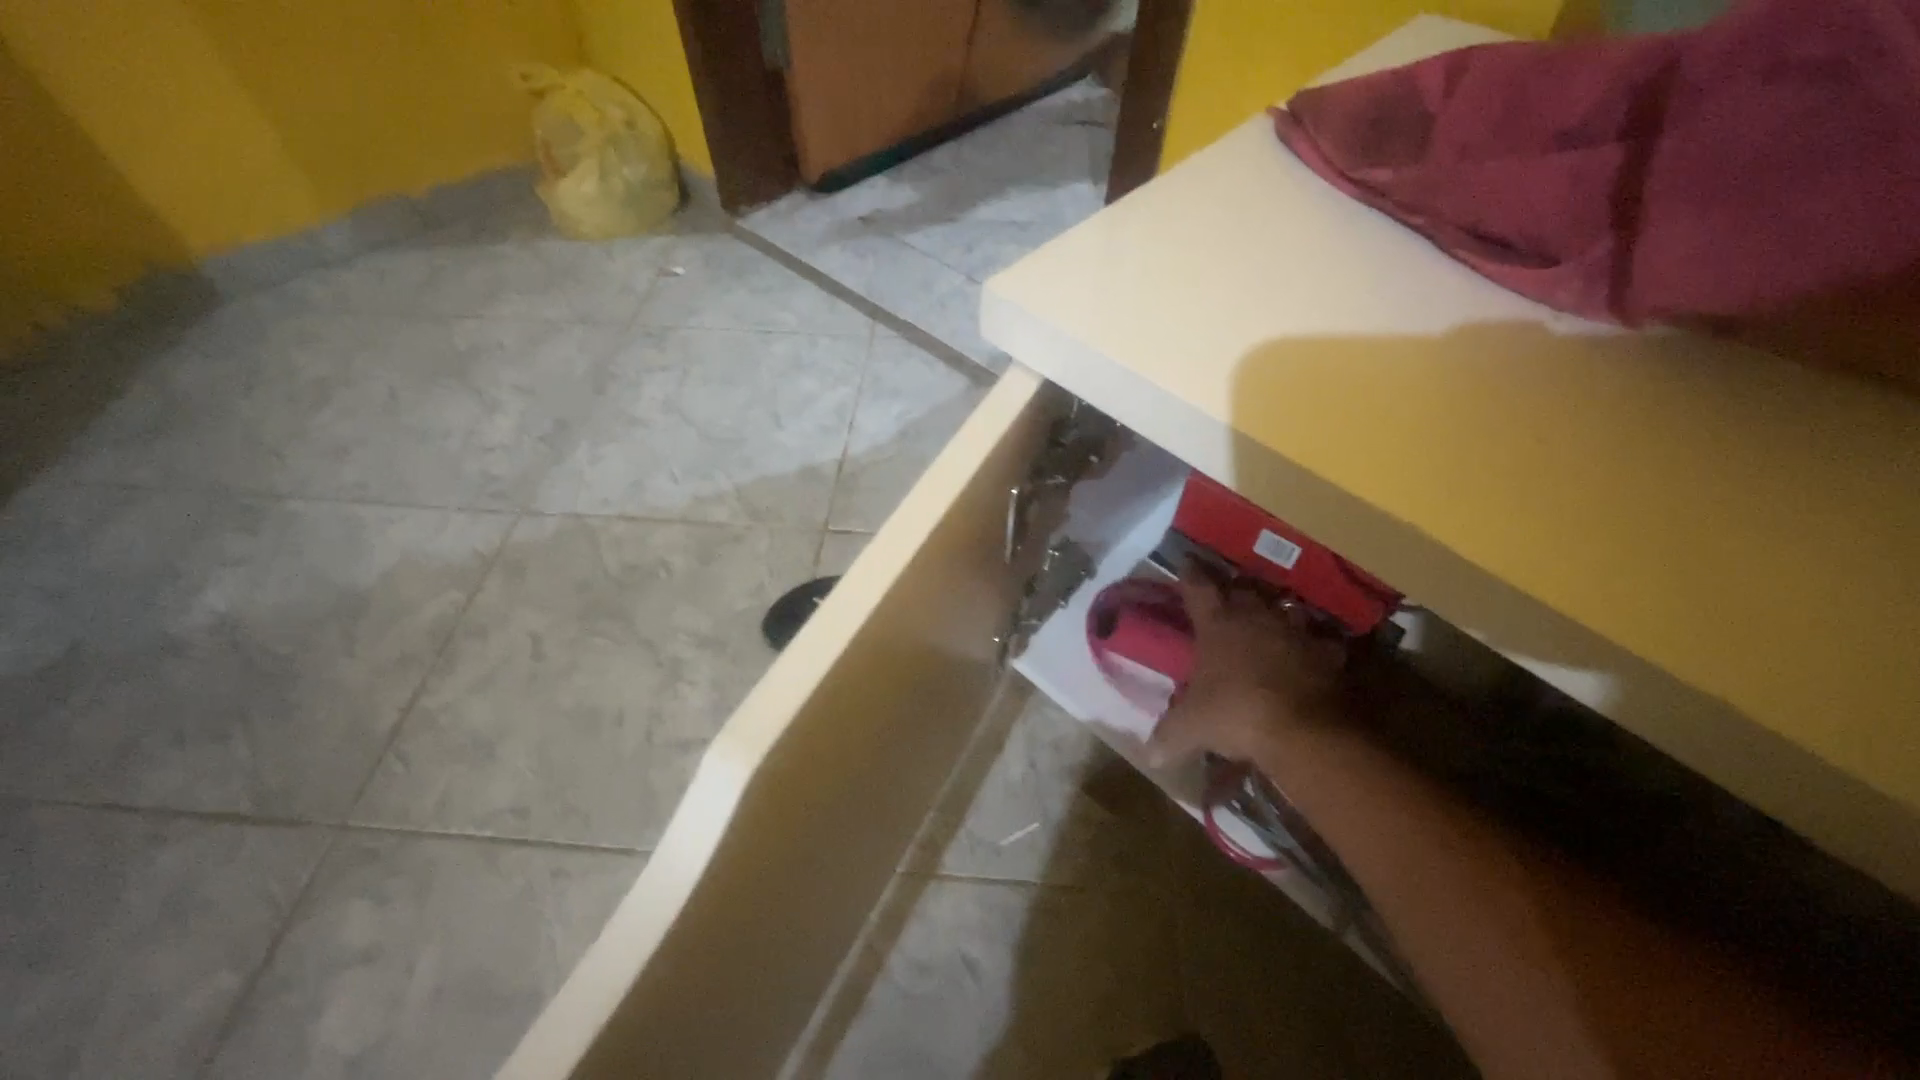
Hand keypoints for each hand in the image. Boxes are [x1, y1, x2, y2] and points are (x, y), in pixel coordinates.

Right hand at [1147, 566, 1351, 765]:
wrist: (1303, 730)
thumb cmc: (1235, 714)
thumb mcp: (1190, 728)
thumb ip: (1168, 736)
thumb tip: (1149, 755)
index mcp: (1217, 624)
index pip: (1198, 587)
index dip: (1190, 575)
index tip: (1186, 563)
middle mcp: (1256, 617)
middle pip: (1244, 590)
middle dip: (1235, 590)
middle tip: (1229, 595)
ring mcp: (1296, 632)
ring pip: (1286, 608)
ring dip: (1277, 613)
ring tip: (1271, 622)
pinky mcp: (1328, 654)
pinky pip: (1320, 642)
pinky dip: (1315, 647)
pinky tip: (1311, 658)